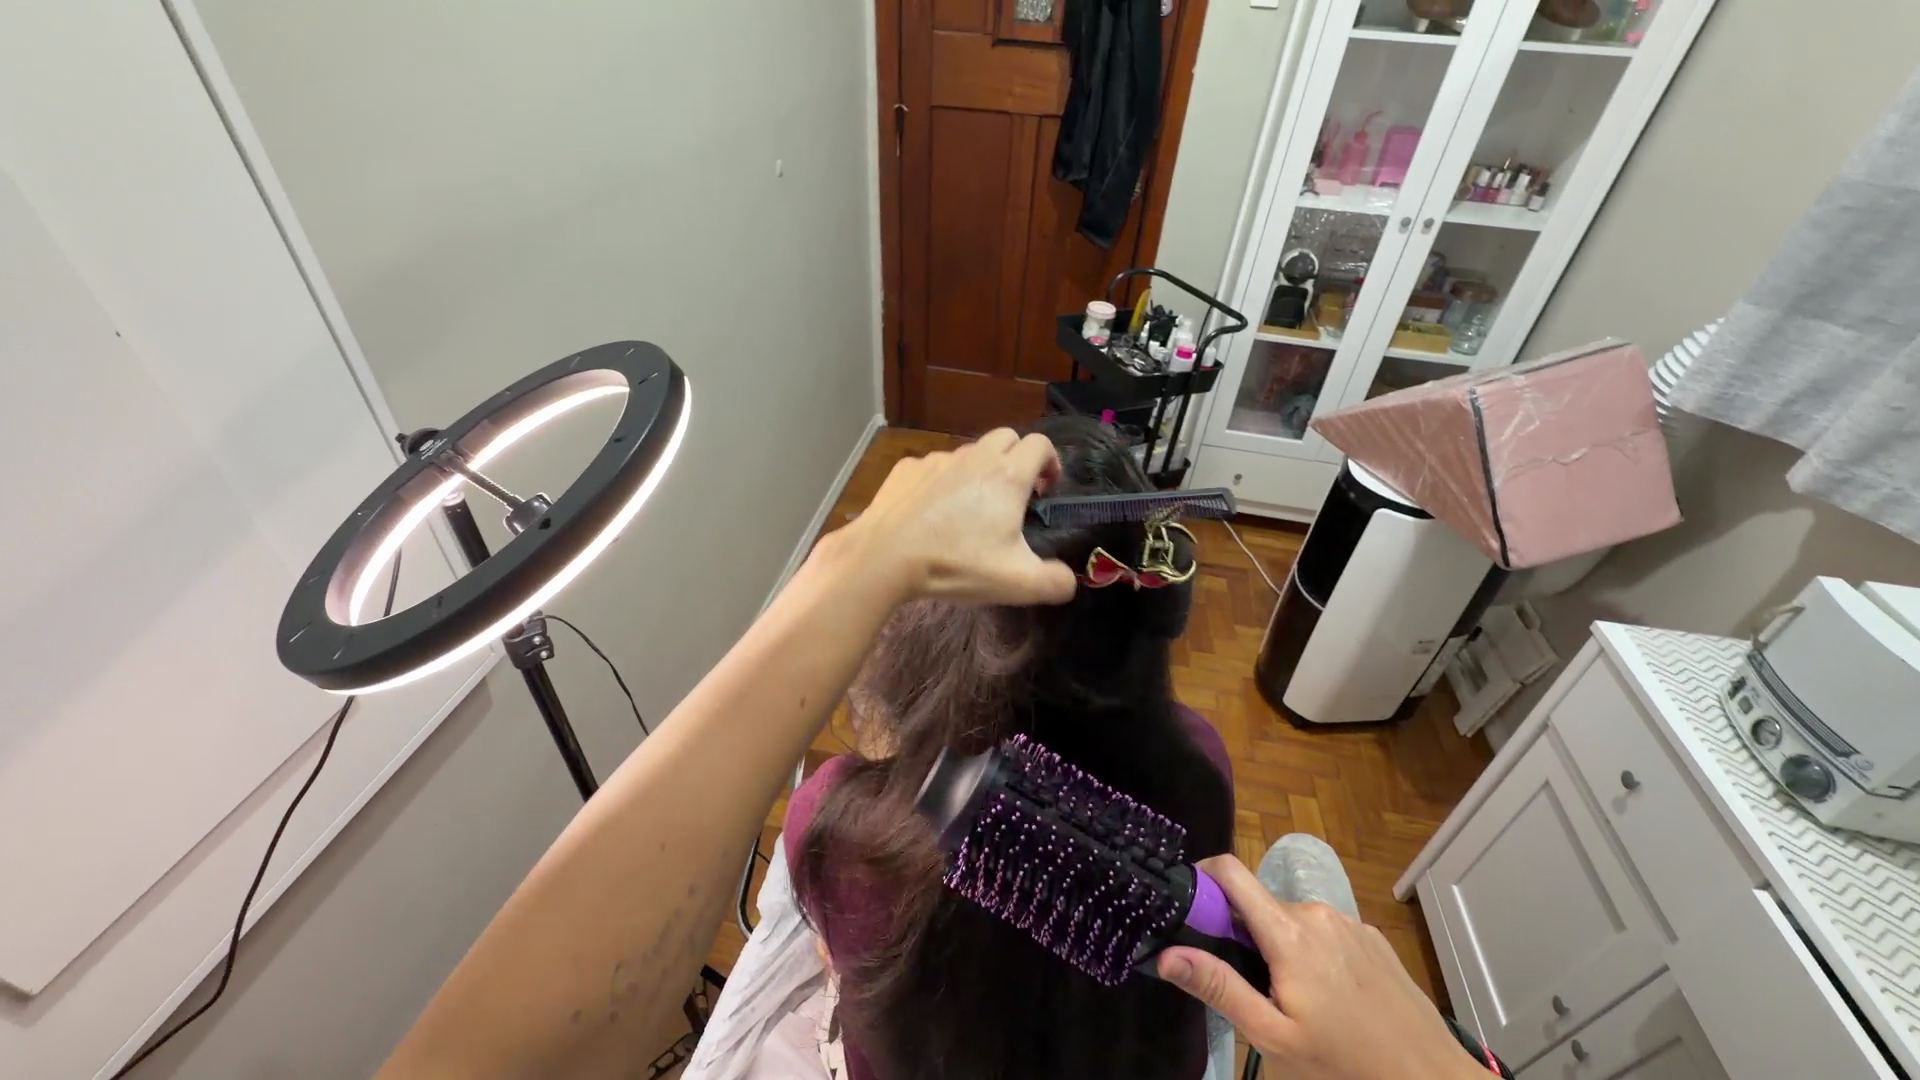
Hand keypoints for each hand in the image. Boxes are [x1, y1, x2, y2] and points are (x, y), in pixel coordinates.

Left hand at [831, 428, 1076, 606]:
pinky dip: (942, 482)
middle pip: (1006, 438)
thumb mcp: (1016, 583)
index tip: (1046, 489)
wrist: (884, 557)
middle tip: (1014, 495)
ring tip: (970, 509)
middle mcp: (975, 458)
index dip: (1050, 462)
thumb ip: (1054, 582)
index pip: (1040, 445)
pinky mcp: (907, 469)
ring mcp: (937, 460)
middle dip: (1017, 458)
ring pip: (968, 453)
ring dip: (979, 471)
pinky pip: (934, 467)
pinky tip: (932, 513)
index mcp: (1007, 476)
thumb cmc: (956, 563)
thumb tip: (1069, 581)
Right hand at [1158, 856, 1487, 1079]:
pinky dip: (1310, 951)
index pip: (1230, 871)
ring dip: (1276, 944)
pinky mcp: (1372, 937)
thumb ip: (1219, 988)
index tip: (1187, 908)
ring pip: (1291, 919)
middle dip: (1241, 932)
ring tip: (1291, 999)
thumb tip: (1167, 954)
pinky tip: (1329, 998)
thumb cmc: (1347, 1066)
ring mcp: (1348, 922)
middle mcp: (1316, 911)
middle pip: (1258, 903)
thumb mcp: (1274, 1037)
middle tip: (1246, 984)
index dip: (1200, 877)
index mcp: (1288, 931)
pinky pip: (1323, 931)